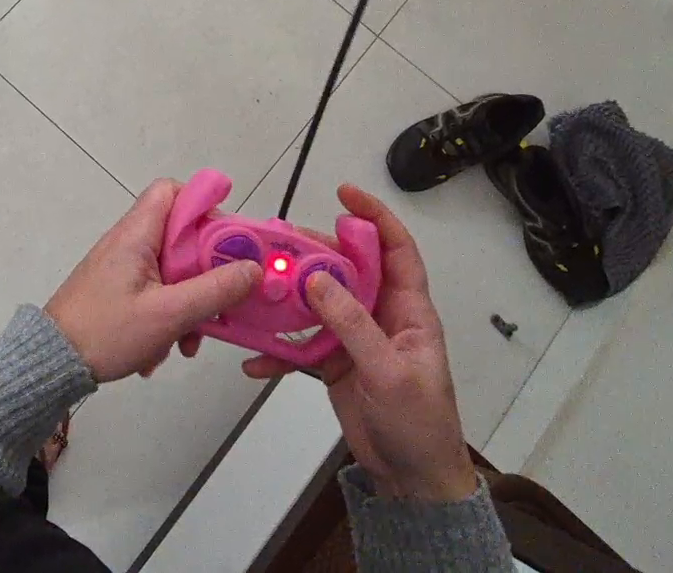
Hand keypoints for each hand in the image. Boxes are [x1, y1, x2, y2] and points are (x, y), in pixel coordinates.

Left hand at [45, 178, 262, 382]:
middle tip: (223, 299)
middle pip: (180, 236)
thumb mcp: (169, 314)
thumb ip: (214, 290)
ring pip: (172, 270)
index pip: (170, 191)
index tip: (228, 238)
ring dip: (189, 302)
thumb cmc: (108, 330)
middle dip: (205, 270)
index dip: (202, 204)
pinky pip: (157, 290)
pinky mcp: (119, 289)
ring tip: (191, 340)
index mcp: (136, 234)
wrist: (54, 361)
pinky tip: (168, 347)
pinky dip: (169, 314)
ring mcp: (123, 266)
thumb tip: (253, 267)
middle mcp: (129, 241)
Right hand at [242, 185, 475, 502]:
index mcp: (408, 310)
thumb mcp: (389, 372)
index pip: (396, 250)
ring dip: (287, 292)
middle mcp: (379, 313)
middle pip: (345, 267)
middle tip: (276, 241)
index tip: (344, 192)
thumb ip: (352, 324)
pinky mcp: (331, 359)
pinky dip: (276, 347)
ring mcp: (353, 335)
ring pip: (317, 298)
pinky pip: (299, 341)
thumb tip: (315, 277)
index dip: (375, 216)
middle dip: (312, 250)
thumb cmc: (419, 423)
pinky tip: (253, 357)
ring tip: (255, 283)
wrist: (412, 479)